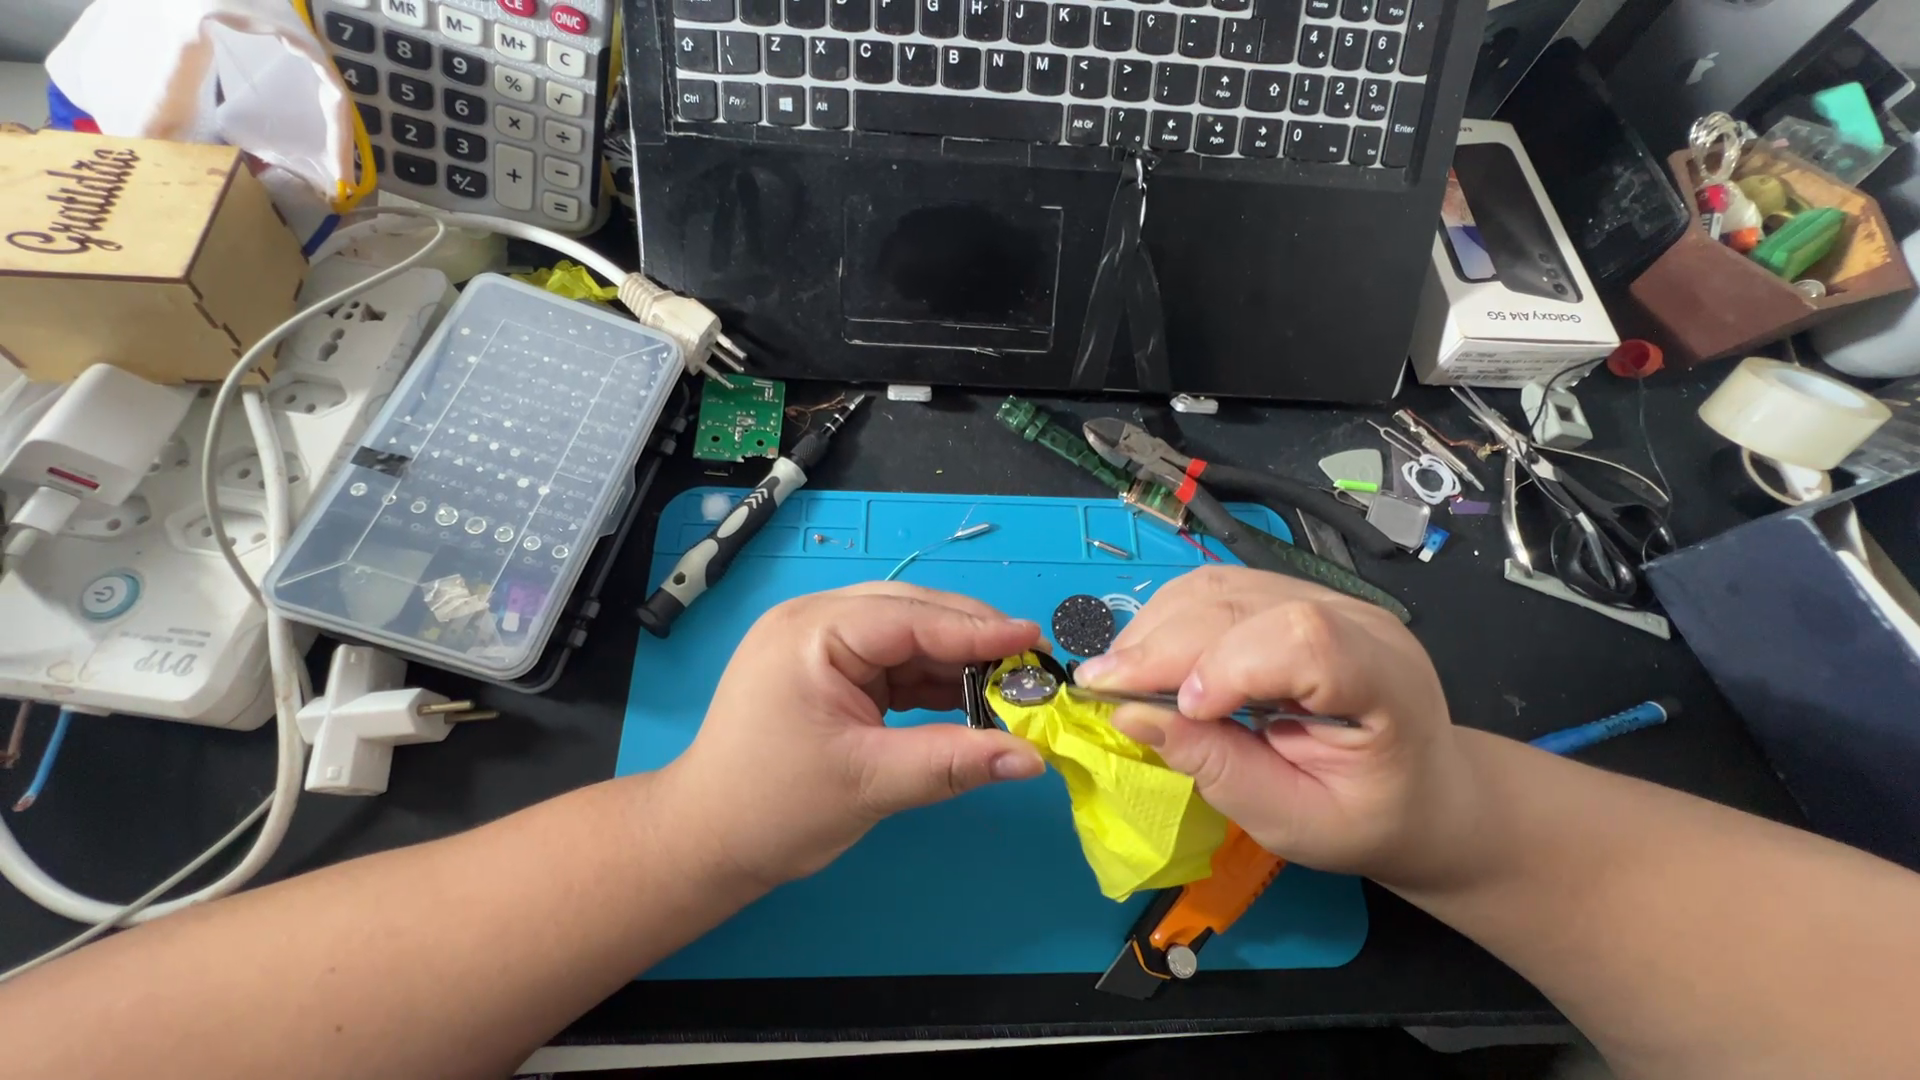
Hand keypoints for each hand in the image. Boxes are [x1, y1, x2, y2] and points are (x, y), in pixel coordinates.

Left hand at [661, 583, 1046, 889]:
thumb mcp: (870, 783)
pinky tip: (970, 697)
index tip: (1034, 641)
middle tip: (1029, 663)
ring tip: (1010, 683)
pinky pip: (893, 663)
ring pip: (907, 637)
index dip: (976, 630)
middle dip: (970, 639)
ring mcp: (821, 643)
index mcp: (812, 632)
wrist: (706, 842)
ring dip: (956, 661)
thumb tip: (1032, 759)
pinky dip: (932, 681)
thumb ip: (954, 762)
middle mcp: (815, 622)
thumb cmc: (774, 809)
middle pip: (910, 615)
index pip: (908, 618)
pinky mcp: (830, 670)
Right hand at [1071, 566, 1475, 886]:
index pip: (1306, 639)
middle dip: (1161, 647)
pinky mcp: (1285, 594)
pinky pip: (1211, 587)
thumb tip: (1127, 716)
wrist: (1416, 786)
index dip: (1231, 664)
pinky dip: (1165, 618)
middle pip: (1240, 603)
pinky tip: (1146, 655)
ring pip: (1214, 585)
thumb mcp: (1293, 820)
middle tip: (1100, 689)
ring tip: (1118, 675)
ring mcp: (1319, 596)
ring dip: (1152, 627)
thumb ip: (1216, 768)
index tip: (1182, 712)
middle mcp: (1354, 620)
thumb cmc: (1363, 815)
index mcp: (1384, 681)